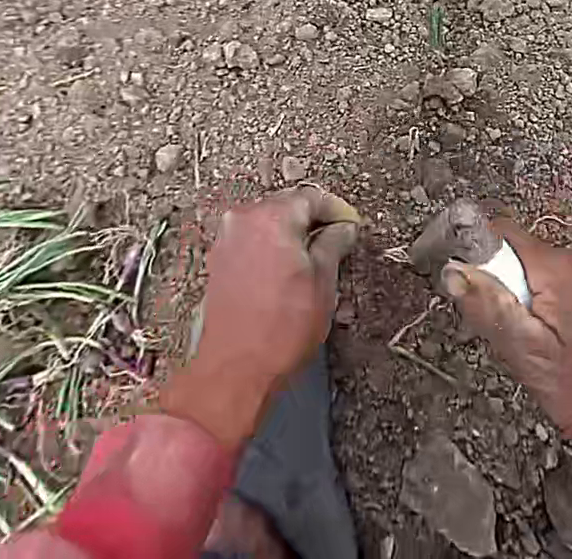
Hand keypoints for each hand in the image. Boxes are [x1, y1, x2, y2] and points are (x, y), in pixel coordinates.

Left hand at [160, 186, 360, 447]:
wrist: (234, 373)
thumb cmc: (283, 325)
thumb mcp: (323, 279)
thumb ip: (334, 242)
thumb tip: (343, 228)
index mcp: (271, 218)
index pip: (312, 197)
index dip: (337, 210)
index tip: (352, 227)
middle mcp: (242, 221)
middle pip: (288, 206)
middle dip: (315, 219)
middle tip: (340, 239)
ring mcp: (226, 242)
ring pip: (270, 223)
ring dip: (294, 234)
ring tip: (317, 257)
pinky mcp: (218, 264)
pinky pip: (254, 240)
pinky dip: (275, 246)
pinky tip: (290, 269)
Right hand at [441, 220, 571, 430]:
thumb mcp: (524, 346)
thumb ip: (489, 306)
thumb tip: (454, 273)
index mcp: (551, 266)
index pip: (499, 232)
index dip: (472, 250)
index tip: (457, 279)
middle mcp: (563, 258)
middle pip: (507, 250)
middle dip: (488, 280)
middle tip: (488, 321)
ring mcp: (570, 270)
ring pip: (518, 267)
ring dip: (504, 293)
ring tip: (509, 333)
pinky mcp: (571, 286)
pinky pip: (534, 280)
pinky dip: (522, 300)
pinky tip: (526, 332)